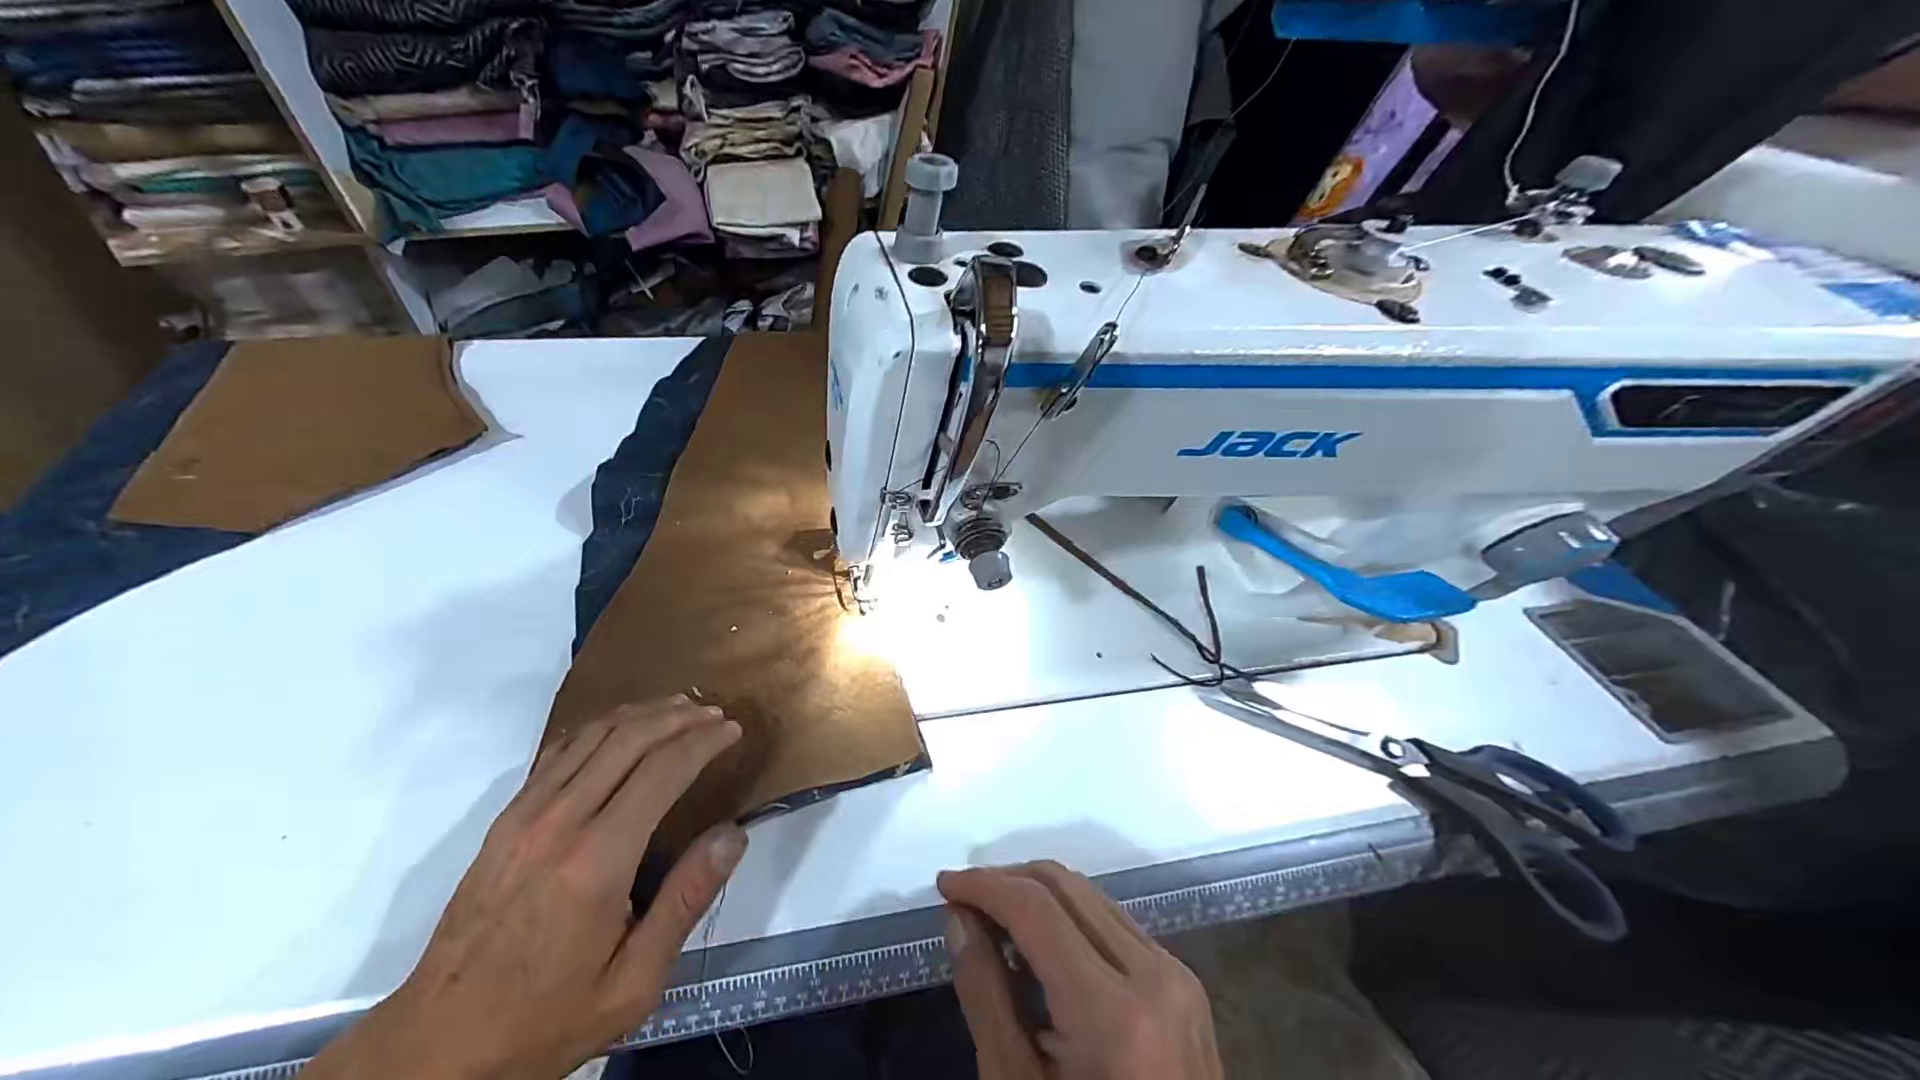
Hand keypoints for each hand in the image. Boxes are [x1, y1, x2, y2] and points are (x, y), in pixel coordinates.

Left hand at [303, 697, 746, 1079]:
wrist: (436, 1046)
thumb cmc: (547, 1017)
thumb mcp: (634, 981)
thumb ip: (686, 901)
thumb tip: (732, 835)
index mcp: (597, 861)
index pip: (663, 771)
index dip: (704, 741)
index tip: (734, 730)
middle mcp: (559, 823)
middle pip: (629, 739)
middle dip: (679, 716)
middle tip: (715, 713)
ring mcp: (524, 817)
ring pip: (592, 736)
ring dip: (641, 714)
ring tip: (678, 708)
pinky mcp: (504, 822)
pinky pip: (558, 753)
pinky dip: (598, 728)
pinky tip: (620, 729)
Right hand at [938, 862, 1222, 1079]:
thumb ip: (985, 996)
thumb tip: (958, 917)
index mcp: (1111, 1011)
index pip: (1036, 908)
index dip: (984, 886)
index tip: (944, 885)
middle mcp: (1153, 974)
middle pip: (1067, 887)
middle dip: (1009, 880)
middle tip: (964, 897)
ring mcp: (1175, 976)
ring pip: (1092, 896)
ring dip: (1039, 894)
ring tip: (994, 918)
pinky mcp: (1184, 983)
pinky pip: (1116, 924)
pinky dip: (1071, 917)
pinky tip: (1040, 944)